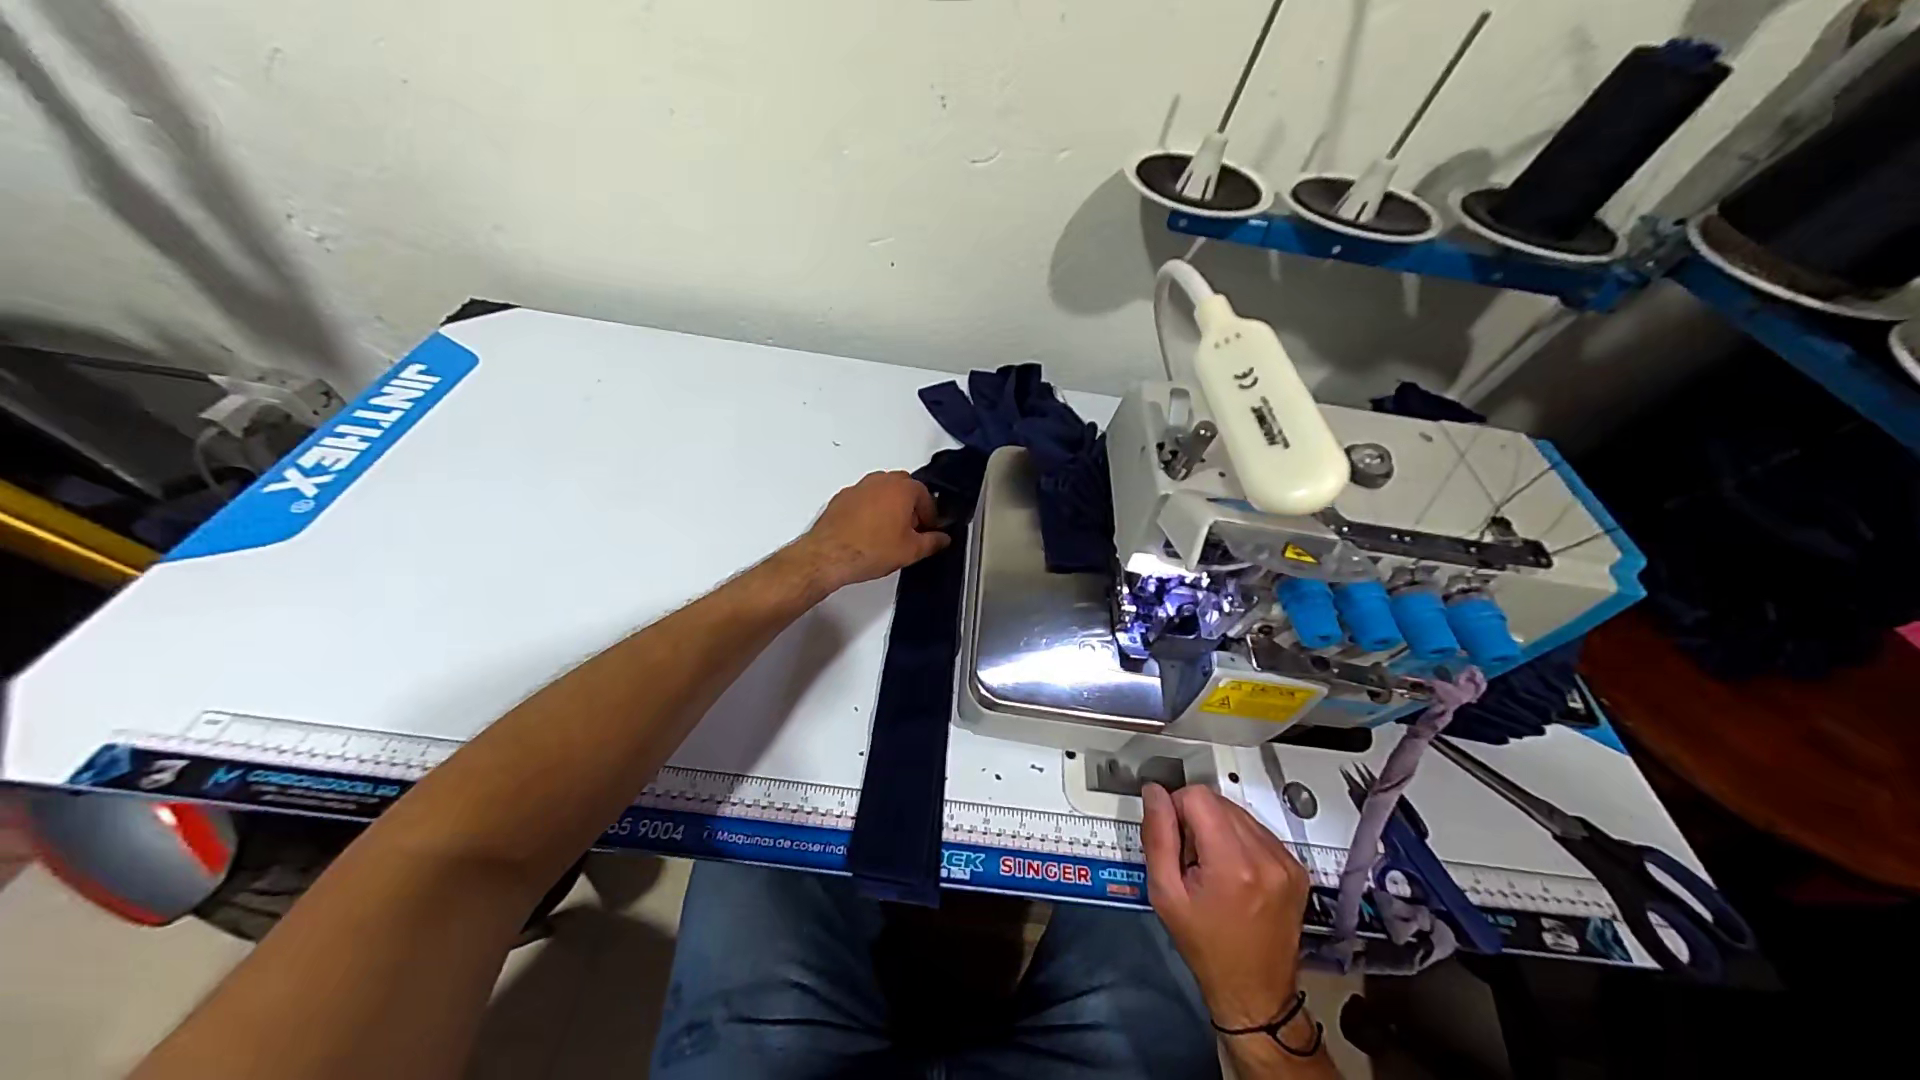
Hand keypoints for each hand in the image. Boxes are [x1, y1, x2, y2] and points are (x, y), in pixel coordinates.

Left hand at [792, 471, 949, 590]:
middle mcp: (880, 482)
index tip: (930, 528)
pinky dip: (870, 510)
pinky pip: (864, 499)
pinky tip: (870, 532)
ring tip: (891, 531)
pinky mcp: (842, 498)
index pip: (926, 495)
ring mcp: (859, 488)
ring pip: (882, 490)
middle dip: (912, 505)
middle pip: (904, 487)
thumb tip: (941, 539)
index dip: (931, 514)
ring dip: (891, 505)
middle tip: (913, 528)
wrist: (829, 555)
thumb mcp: (911, 551)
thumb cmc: (867, 548)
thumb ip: (932, 542)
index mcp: (901, 488)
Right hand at [1143, 782, 1310, 1029]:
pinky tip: (1233, 872)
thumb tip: (1154, 793)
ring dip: (1218, 828)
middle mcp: (1266, 855)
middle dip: (1197, 819)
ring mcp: (1286, 860)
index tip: (1174, 841)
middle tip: (1190, 859)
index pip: (1198, 796)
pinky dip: (1239, 840)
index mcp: (1233, 862)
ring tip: (1212, 868)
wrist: (1254, 991)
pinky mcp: (1296, 867)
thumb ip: (1157, 836)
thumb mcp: (1165, 893)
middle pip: (1219, 801)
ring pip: (1238, 812)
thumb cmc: (1204, 944)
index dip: (1176, 809)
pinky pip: (1257, 830)